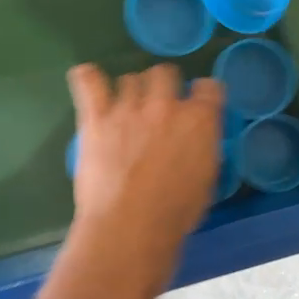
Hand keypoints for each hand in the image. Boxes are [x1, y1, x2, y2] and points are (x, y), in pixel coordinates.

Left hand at [67, 63, 223, 256]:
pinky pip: (88, 80)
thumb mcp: (207, 179)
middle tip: (160, 108)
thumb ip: (203, 149)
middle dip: (165, 86)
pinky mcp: (96, 117)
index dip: (204, 95)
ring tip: (127, 110)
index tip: (199, 106)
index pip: (209, 87)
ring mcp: (129, 108)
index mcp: (200, 121)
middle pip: (165, 73)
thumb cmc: (176, 213)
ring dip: (133, 91)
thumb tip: (196, 141)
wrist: (131, 225)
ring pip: (131, 79)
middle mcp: (167, 105)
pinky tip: (90, 84)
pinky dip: (89, 79)